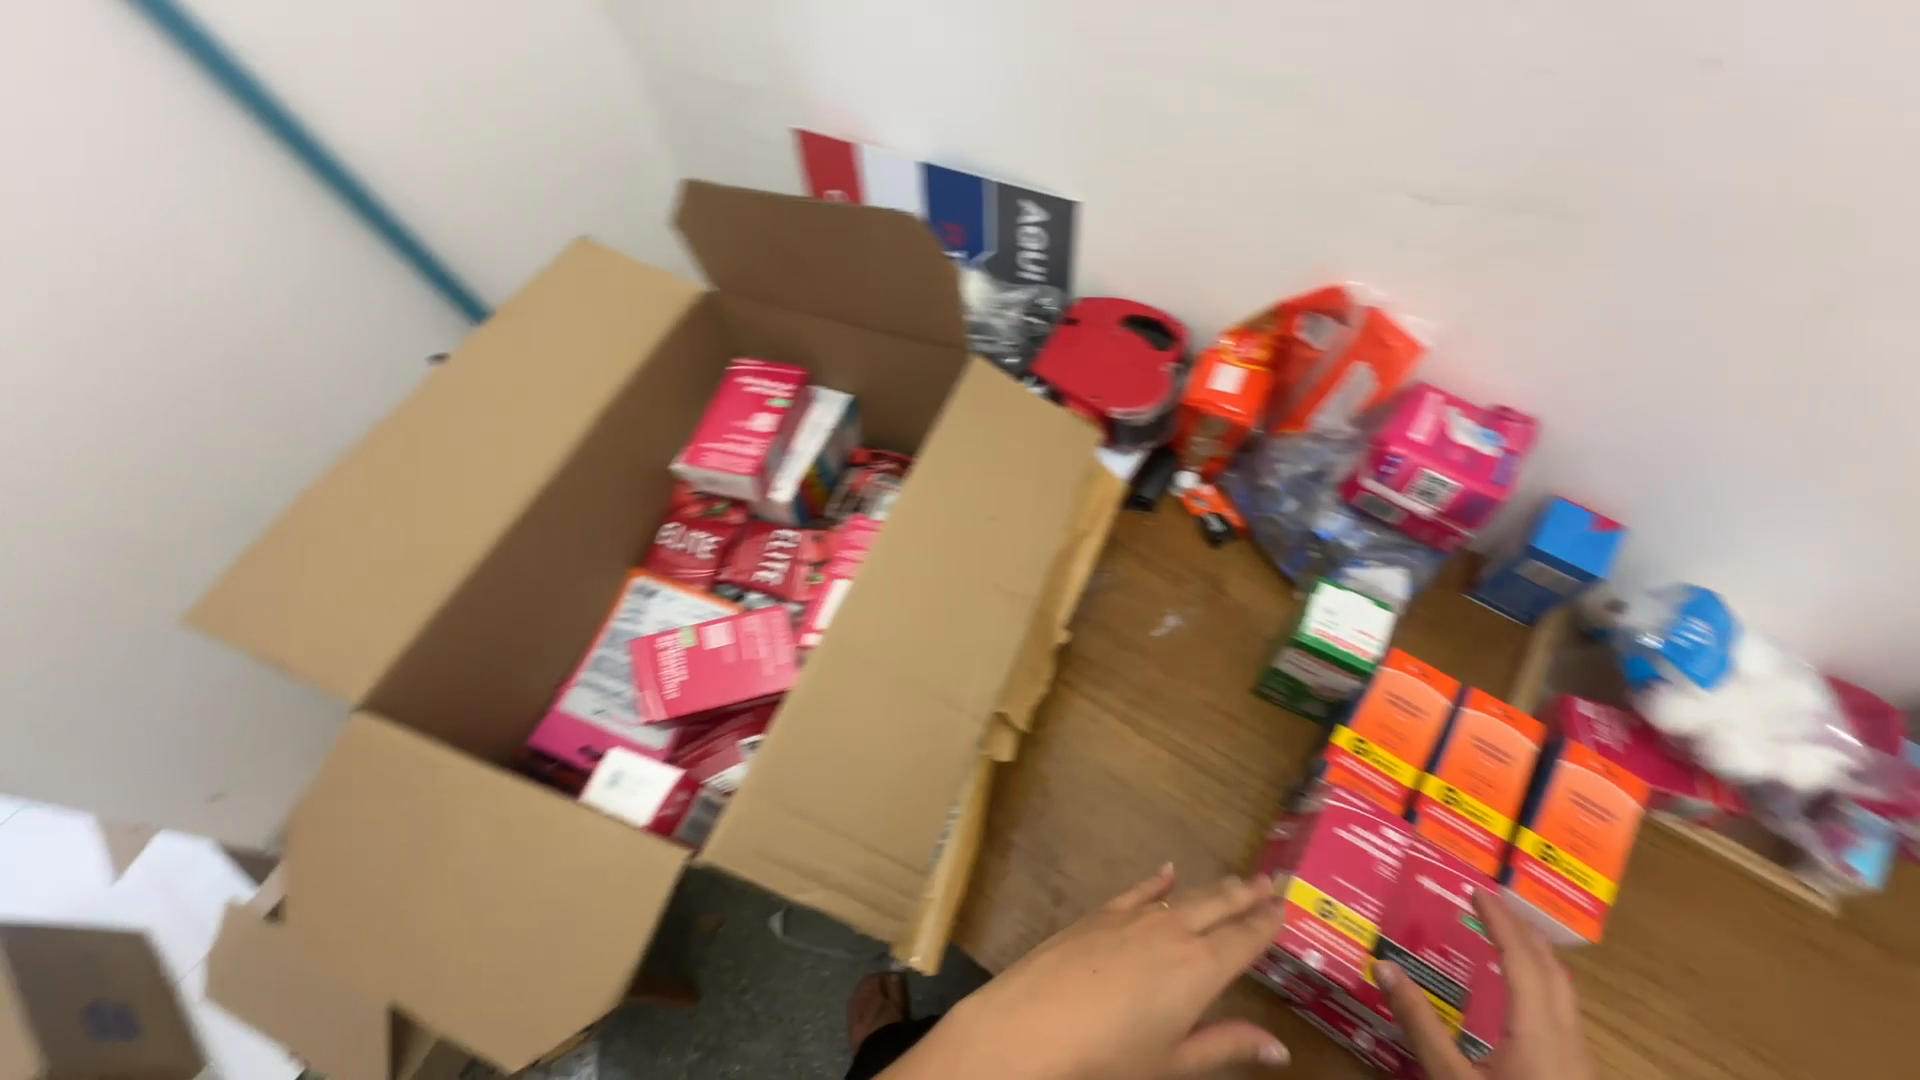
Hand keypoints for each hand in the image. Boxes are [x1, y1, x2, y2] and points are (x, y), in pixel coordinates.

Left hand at [886, 864, 1289, 1079]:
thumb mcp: (1175, 1060)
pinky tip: (1167, 870)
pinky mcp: (1099, 913)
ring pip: (1183, 895)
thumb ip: (1227, 1045)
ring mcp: (1132, 916)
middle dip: (1247, 893)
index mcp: (1200, 967)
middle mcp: (1172, 930)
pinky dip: (1157, 880)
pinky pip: (1137, 890)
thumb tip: (1280, 1047)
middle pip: (1218, 905)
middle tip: (1272, 879)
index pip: (1245, 938)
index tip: (1287, 905)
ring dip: (1211, 888)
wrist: (1031, 1025)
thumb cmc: (1110, 1056)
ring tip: (1234, 881)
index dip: (1268, 922)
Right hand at [1374, 887, 1591, 1079]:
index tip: (1475, 889)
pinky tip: (1520, 995)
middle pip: (1552, 971)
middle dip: (1522, 931)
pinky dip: (1541, 984)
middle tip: (1489, 902)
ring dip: (1536, 957)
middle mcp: (1566, 1041)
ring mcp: (1578, 1063)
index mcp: (1537, 1034)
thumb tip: (1383, 966)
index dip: (1499, 921)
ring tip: (1505, 936)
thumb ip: (1419, 1024)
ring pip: (1565, 994)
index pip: (1520, 960)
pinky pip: (1563, 1013)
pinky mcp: (1576, 1078)